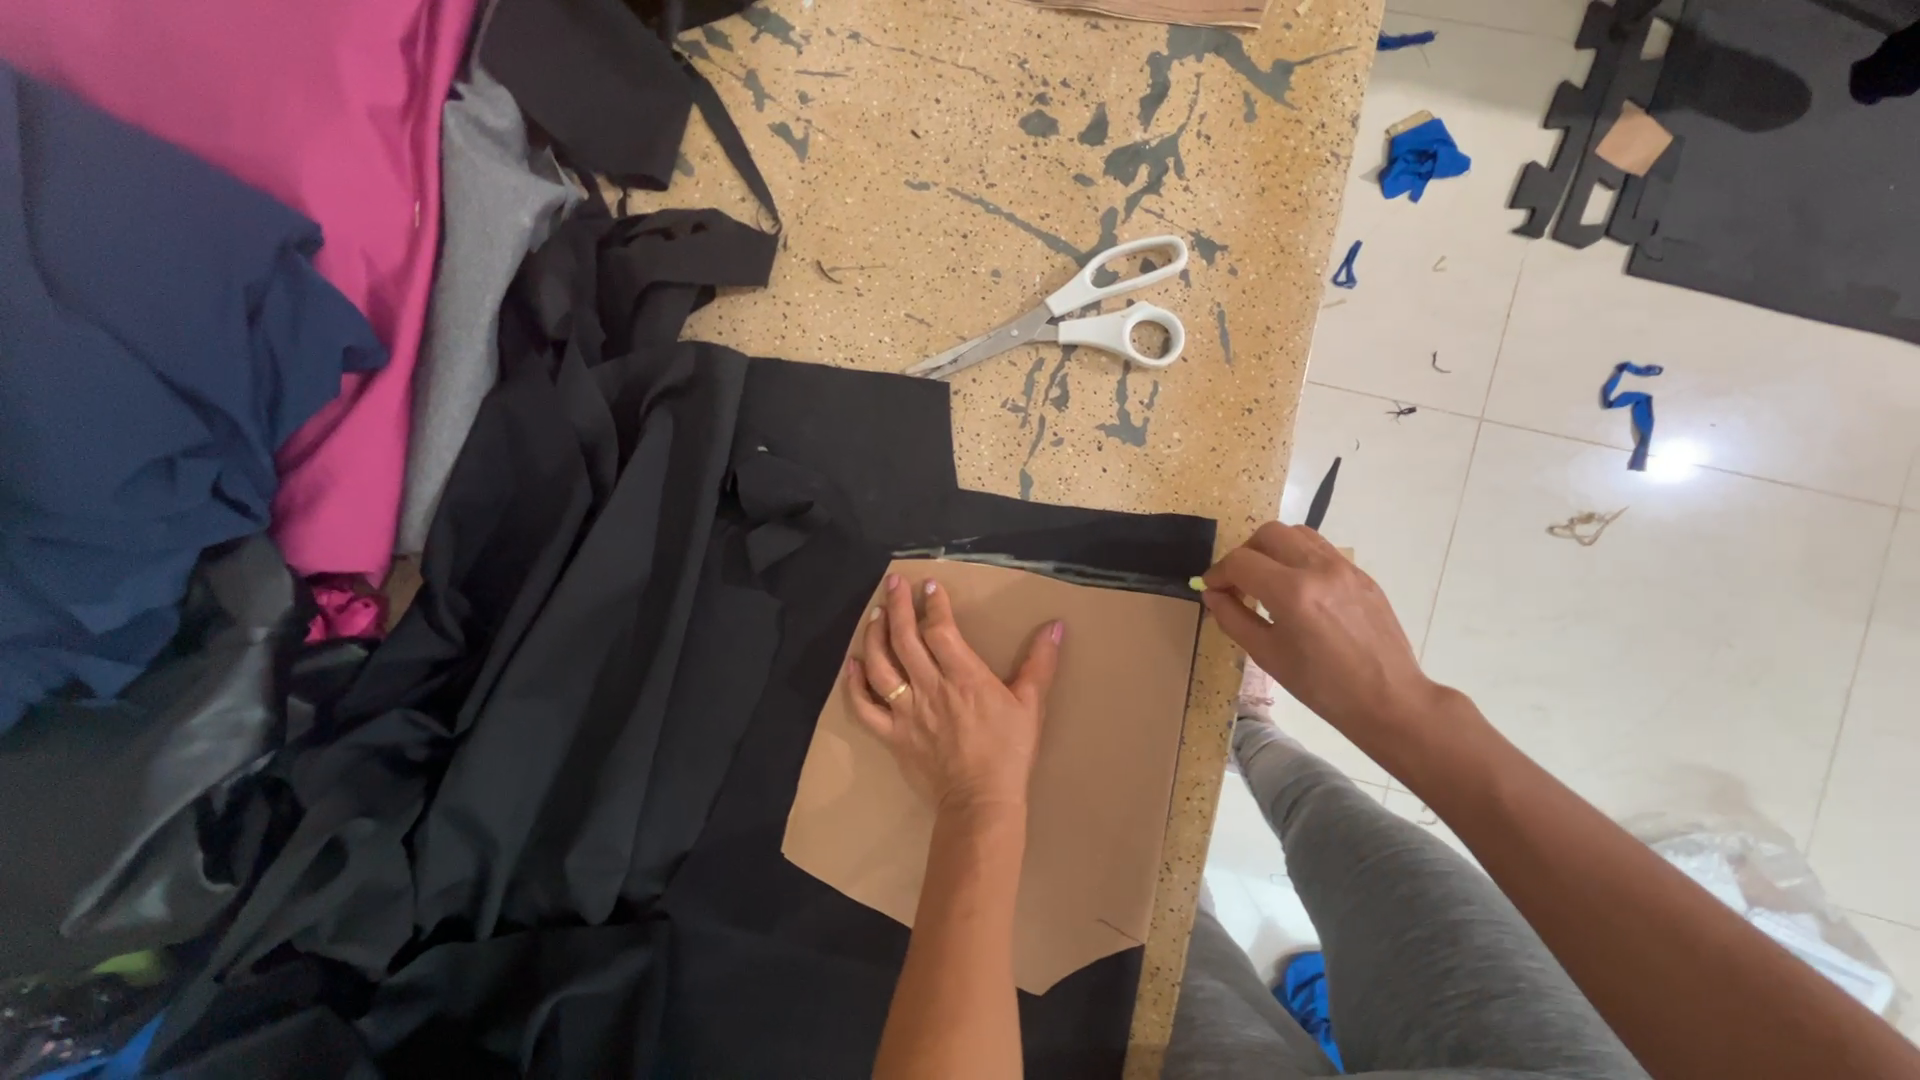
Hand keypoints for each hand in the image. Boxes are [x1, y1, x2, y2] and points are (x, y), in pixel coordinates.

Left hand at [846, 572, 1062, 816]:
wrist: (981, 802)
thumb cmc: (1009, 753)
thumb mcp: (1031, 705)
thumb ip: (1040, 663)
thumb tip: (1055, 626)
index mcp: (964, 677)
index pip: (940, 630)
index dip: (933, 604)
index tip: (929, 586)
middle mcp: (930, 688)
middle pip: (905, 638)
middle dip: (897, 606)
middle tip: (893, 583)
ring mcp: (907, 712)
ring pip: (881, 666)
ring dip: (874, 636)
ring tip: (876, 615)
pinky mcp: (892, 735)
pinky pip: (864, 708)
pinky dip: (854, 685)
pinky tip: (852, 665)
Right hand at [1201, 524, 1443, 757]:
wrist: (1388, 699)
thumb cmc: (1321, 686)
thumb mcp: (1267, 655)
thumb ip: (1233, 618)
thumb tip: (1212, 594)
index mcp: (1292, 592)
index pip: (1241, 562)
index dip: (1218, 573)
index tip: (1211, 589)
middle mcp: (1318, 568)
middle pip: (1268, 534)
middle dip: (1244, 554)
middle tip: (1238, 583)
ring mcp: (1344, 567)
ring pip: (1297, 534)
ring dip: (1273, 549)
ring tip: (1267, 580)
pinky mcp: (1361, 575)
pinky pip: (1321, 550)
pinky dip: (1299, 558)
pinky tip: (1298, 589)